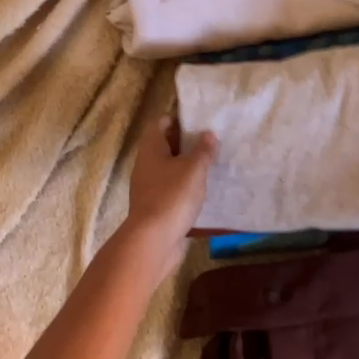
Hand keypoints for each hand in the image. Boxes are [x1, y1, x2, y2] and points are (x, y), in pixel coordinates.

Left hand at [120, 114, 216, 271]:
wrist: (153, 241)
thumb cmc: (172, 196)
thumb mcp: (193, 169)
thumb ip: (202, 150)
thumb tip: (208, 134)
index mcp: (151, 148)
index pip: (160, 123)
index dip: (177, 118)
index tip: (197, 119)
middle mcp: (146, 164)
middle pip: (165, 145)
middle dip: (186, 142)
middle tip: (210, 140)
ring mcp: (149, 186)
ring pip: (169, 168)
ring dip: (187, 166)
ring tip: (211, 164)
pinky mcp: (156, 207)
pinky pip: (172, 189)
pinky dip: (185, 187)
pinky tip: (203, 191)